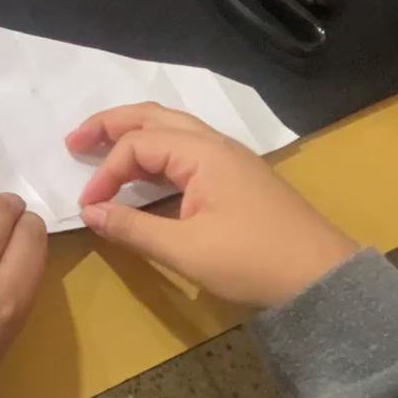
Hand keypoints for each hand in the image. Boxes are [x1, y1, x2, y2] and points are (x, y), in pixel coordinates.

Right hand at [67, 103, 357, 307]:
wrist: (324, 280)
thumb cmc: (254, 262)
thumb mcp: (185, 250)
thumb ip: (132, 228)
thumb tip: (89, 212)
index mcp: (202, 153)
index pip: (137, 146)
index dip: (105, 174)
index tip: (87, 206)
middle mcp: (214, 144)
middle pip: (152, 117)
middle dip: (110, 125)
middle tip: (73, 140)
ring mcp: (228, 157)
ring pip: (170, 128)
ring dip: (132, 133)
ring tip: (99, 145)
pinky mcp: (235, 175)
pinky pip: (184, 147)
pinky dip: (154, 150)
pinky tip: (141, 169)